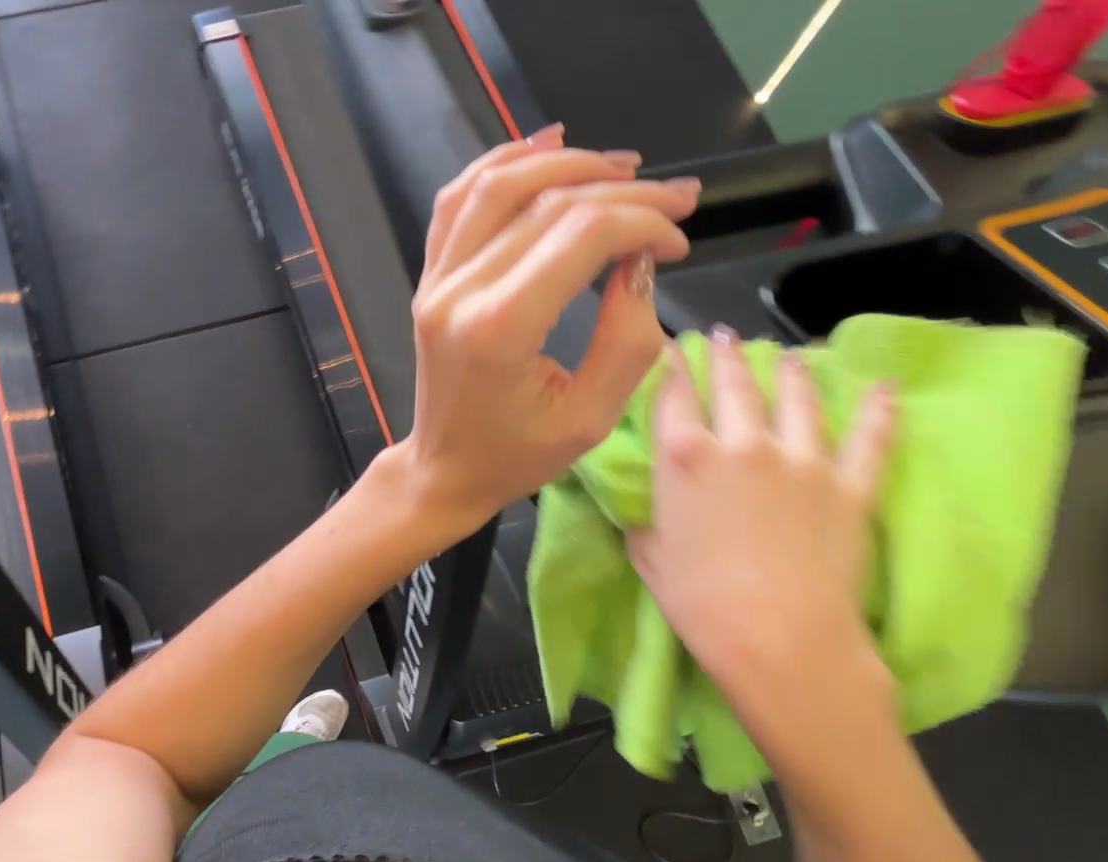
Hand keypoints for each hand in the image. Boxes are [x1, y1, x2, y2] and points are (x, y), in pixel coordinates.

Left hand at [394, 124, 699, 527]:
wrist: (445, 470)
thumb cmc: (517, 457)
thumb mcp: (591, 418)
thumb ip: (628, 339)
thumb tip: (641, 261)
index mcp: (499, 330)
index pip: (582, 235)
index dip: (643, 222)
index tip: (678, 242)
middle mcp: (459, 292)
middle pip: (548, 202)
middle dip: (624, 191)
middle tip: (676, 198)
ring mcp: (436, 281)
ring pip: (498, 185)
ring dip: (566, 163)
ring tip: (623, 167)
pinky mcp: (429, 279)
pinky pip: (458, 201)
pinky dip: (502, 163)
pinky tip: (547, 145)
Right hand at [629, 327, 895, 734]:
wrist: (777, 636)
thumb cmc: (697, 600)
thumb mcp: (649, 556)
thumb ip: (647, 519)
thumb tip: (649, 508)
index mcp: (684, 458)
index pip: (672, 398)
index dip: (668, 369)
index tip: (669, 351)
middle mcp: (742, 444)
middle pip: (733, 384)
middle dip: (724, 356)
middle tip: (721, 336)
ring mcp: (803, 459)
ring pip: (798, 398)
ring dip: (789, 372)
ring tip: (785, 357)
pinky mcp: (849, 484)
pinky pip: (870, 437)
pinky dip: (879, 410)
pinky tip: (884, 387)